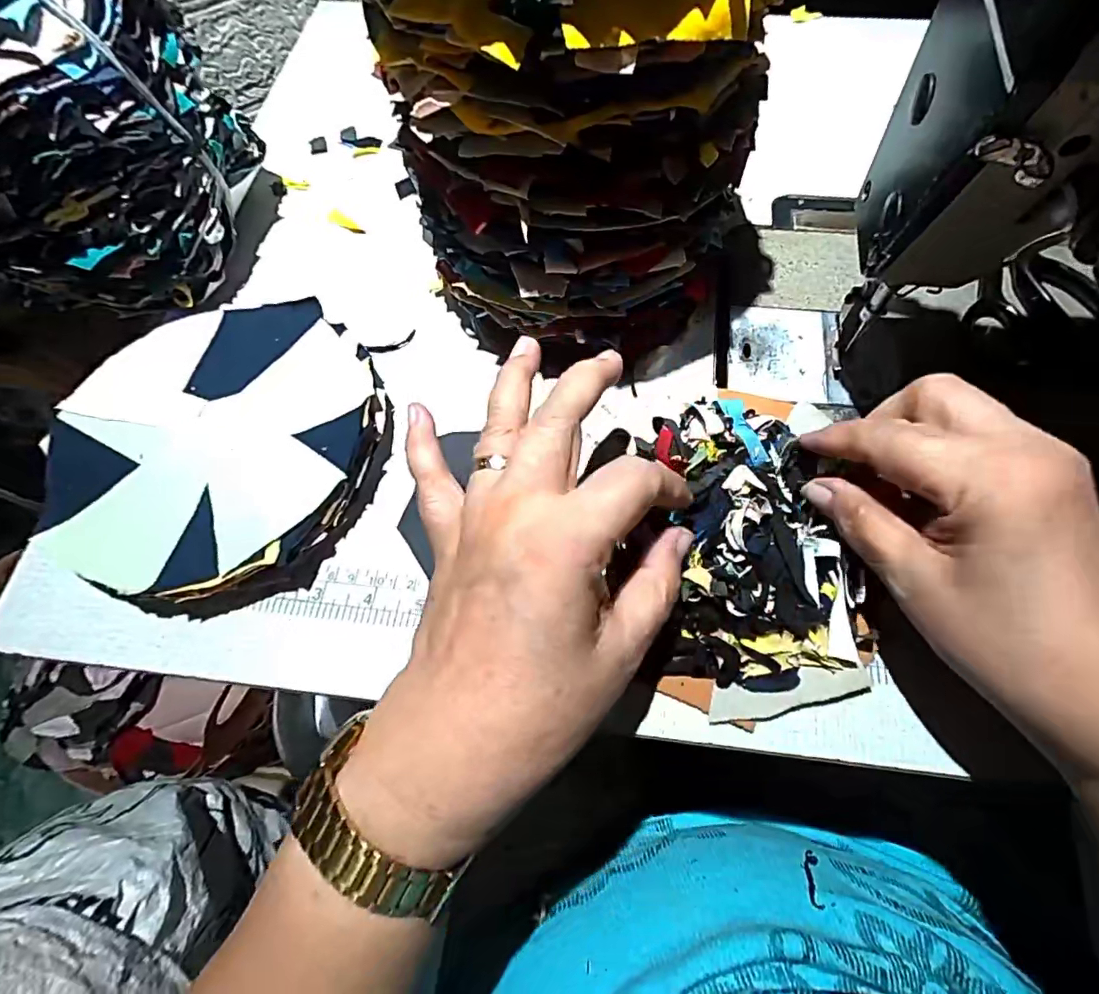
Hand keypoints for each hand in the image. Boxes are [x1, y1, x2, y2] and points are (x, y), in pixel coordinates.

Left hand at [335, 338, 691, 867]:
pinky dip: (422, 445)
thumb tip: (676, 538)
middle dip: (586, 386)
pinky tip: (415, 410)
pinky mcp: (447, 542)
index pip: (632, 480)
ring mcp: (475, 520)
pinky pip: (432, 482)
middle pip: (555, 425)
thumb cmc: (545, 708)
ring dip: (511, 386)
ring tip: (526, 349)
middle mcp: (518, 510)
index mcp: (568, 537)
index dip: (668, 485)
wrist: (449, 749)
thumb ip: (656, 582)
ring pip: (493, 433)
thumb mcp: (622, 650)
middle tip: (609, 362)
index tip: (683, 506)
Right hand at [800, 374, 1098, 783]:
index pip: (894, 436)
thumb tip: (819, 486)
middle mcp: (1025, 443)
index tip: (801, 446)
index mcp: (990, 473)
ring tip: (886, 486)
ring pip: (964, 408)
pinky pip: (989, 434)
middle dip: (883, 420)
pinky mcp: (1059, 471)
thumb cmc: (1008, 648)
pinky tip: (930, 495)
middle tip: (853, 470)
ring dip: (915, 433)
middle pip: (934, 394)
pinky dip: (949, 449)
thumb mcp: (921, 586)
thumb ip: (865, 522)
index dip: (841, 440)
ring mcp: (1049, 453)